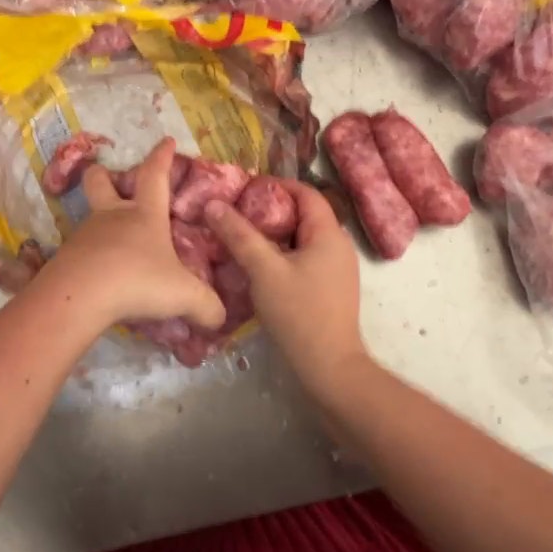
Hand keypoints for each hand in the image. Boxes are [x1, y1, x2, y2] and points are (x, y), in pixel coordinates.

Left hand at [30, 139, 225, 330]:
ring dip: (100, 225)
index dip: (161, 157)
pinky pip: (81, 252)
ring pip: (90, 218)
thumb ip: (206, 306)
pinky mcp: (66, 258)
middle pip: (99, 182)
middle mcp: (111, 217)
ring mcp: (84, 235)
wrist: (79, 296)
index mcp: (144, 215)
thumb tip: (220, 318)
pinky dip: (91, 258)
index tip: (165, 141)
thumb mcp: (183, 295)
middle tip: (109, 175)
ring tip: (114, 248)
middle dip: (104, 175)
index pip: (154, 176)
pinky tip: (100, 278)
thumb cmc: (137, 280)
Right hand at [204, 180, 368, 380]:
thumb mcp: (263, 270)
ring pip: (301, 238)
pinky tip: (257, 265)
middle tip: (236, 211)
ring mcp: (336, 270)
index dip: (276, 185)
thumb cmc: (298, 313)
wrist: (328, 366)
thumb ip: (239, 235)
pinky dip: (280, 253)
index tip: (245, 188)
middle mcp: (338, 247)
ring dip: (273, 233)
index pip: (306, 193)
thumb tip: (214, 204)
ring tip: (241, 236)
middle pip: (304, 215)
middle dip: (270, 209)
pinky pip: (303, 258)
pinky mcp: (328, 288)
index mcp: (329, 235)